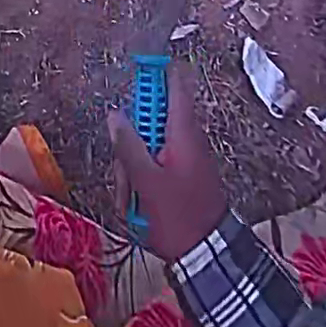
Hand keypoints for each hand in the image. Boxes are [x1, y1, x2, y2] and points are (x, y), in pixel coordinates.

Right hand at [108, 64, 229, 261]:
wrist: (210, 260)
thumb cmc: (179, 216)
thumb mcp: (146, 181)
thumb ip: (128, 145)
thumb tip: (115, 114)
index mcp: (183, 133)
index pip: (175, 87)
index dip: (157, 72)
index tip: (138, 67)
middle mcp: (186, 140)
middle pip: (151, 120)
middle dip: (131, 140)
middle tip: (125, 168)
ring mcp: (185, 158)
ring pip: (148, 145)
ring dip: (133, 167)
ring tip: (130, 196)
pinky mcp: (182, 175)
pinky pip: (155, 164)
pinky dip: (142, 179)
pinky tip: (136, 202)